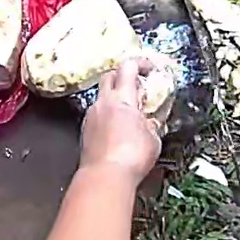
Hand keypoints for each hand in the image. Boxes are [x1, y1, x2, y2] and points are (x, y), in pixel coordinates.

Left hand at [78, 59, 161, 180]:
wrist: (105, 176)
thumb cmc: (130, 156)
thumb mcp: (153, 138)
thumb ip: (151, 123)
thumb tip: (151, 122)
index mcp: (123, 97)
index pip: (128, 67)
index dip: (140, 63)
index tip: (149, 68)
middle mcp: (103, 102)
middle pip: (110, 76)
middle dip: (124, 78)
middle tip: (138, 88)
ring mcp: (91, 116)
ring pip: (102, 97)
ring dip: (115, 99)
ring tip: (130, 114)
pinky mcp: (86, 131)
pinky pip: (96, 115)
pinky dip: (107, 115)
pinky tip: (118, 130)